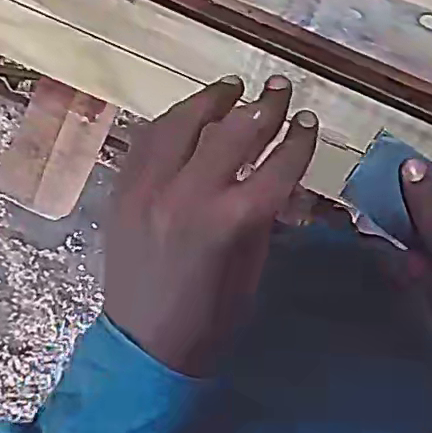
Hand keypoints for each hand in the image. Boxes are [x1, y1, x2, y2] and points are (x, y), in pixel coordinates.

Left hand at [103, 75, 317, 375]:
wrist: (143, 346)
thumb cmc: (211, 316)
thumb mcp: (252, 266)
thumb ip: (263, 212)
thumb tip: (275, 173)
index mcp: (229, 223)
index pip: (276, 166)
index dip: (298, 140)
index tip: (308, 120)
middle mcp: (188, 196)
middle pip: (234, 132)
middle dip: (264, 106)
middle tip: (280, 87)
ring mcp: (148, 188)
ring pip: (183, 123)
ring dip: (213, 100)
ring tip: (233, 86)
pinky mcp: (123, 190)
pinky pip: (149, 139)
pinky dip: (174, 120)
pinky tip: (191, 112)